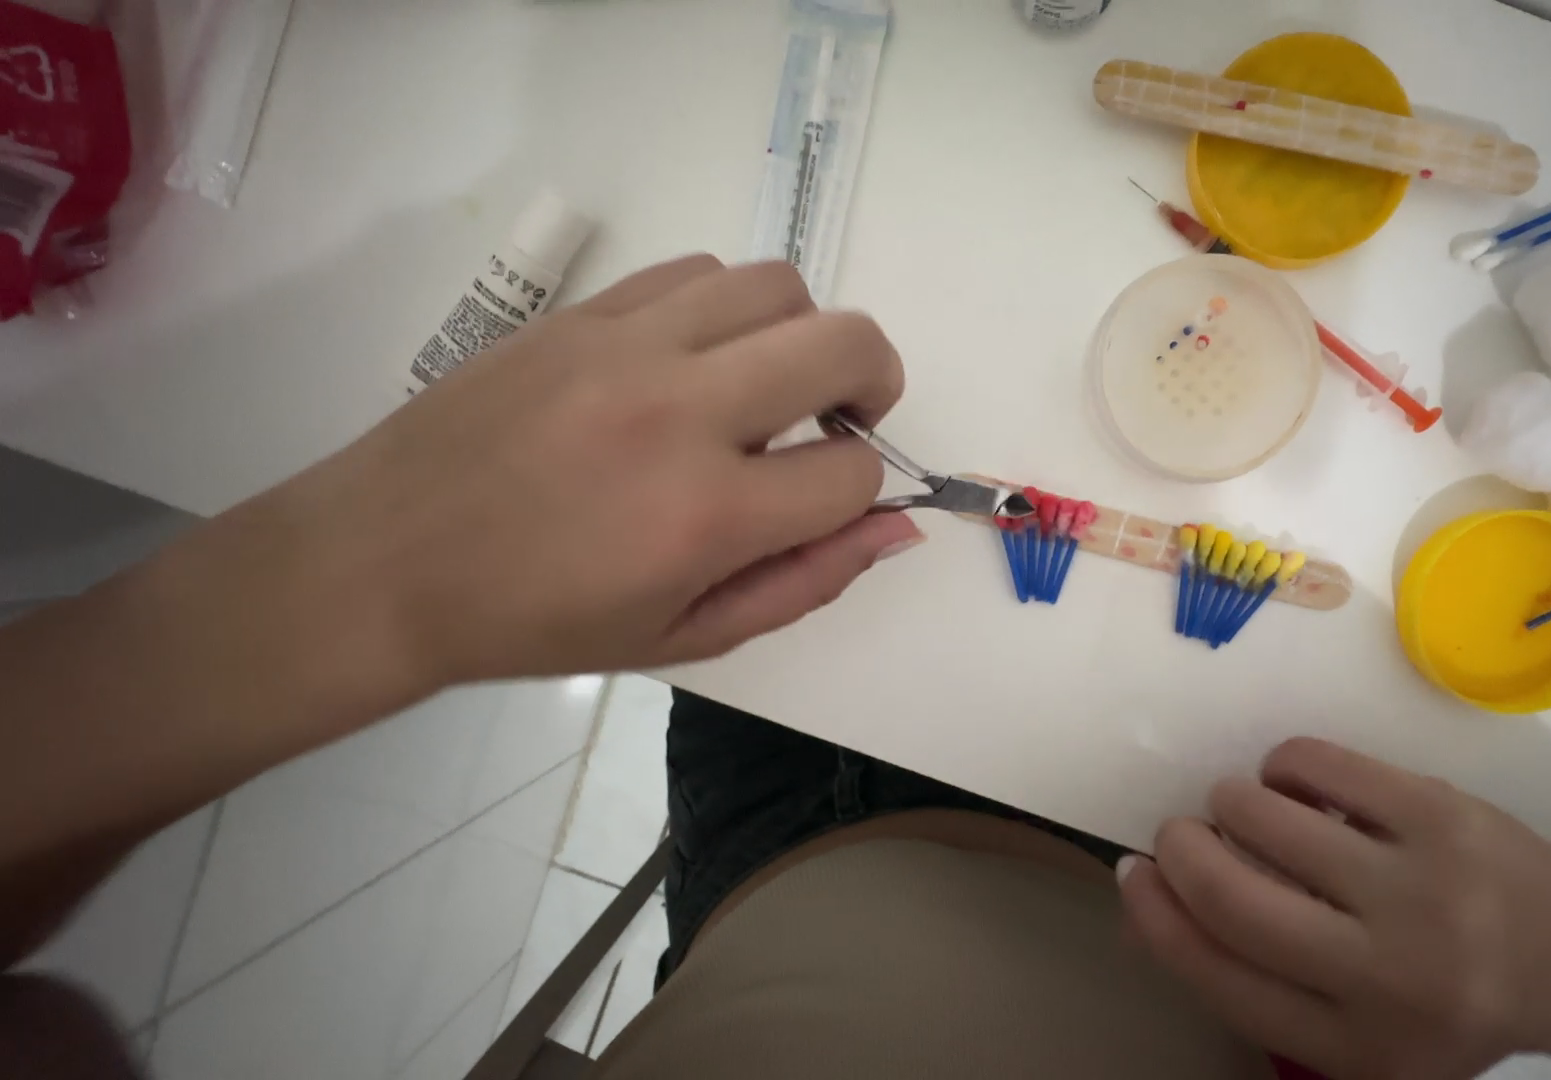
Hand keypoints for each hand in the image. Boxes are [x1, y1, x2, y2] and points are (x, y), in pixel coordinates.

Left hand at [250, 254, 920, 692]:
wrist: (384, 563)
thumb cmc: (547, 622)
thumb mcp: (693, 635)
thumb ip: (809, 581)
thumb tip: (896, 526)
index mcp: (707, 516)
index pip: (853, 473)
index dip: (861, 491)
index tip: (824, 504)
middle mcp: (680, 412)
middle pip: (847, 344)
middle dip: (875, 384)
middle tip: (845, 420)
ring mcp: (628, 346)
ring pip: (780, 287)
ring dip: (804, 337)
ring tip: (770, 387)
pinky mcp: (585, 311)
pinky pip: (701, 272)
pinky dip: (732, 311)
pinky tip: (702, 361)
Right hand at [1118, 738, 1550, 1079]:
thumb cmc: (1449, 1003)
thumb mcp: (1355, 1027)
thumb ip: (1258, 977)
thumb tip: (1152, 898)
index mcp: (1356, 1045)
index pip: (1216, 974)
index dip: (1154, 915)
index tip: (1133, 872)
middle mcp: (1385, 975)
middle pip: (1230, 895)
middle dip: (1179, 848)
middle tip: (1179, 831)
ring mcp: (1417, 887)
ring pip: (1261, 816)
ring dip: (1228, 801)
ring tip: (1247, 808)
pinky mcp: (1439, 813)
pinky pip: (1310, 763)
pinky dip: (1280, 765)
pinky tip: (1298, 782)